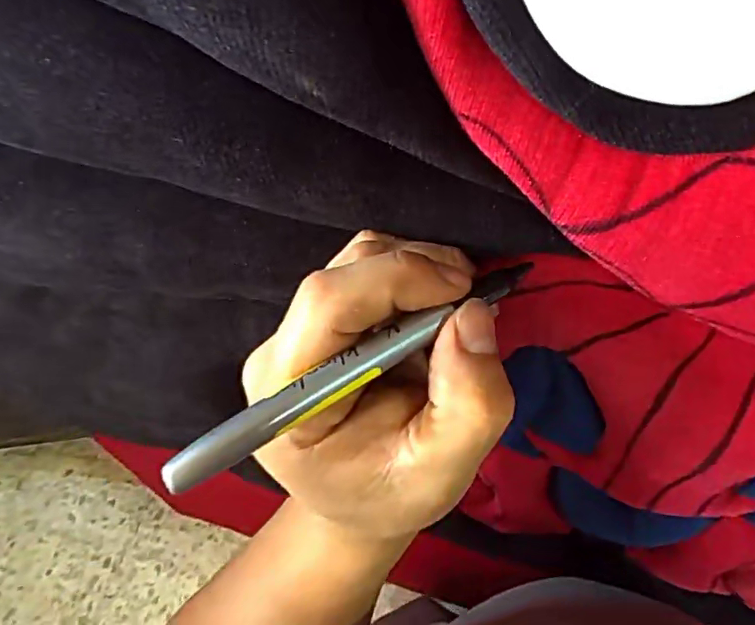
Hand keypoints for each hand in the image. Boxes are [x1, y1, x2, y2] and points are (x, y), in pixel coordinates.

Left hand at [241, 231, 515, 543]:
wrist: (359, 495)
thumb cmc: (388, 493)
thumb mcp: (440, 473)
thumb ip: (468, 403)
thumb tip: (473, 314)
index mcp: (289, 393)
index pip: (328, 302)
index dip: (396, 278)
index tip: (463, 290)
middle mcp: (281, 346)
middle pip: (347, 270)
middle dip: (418, 268)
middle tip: (473, 293)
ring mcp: (297, 323)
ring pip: (360, 258)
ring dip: (419, 267)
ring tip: (457, 303)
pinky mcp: (323, 310)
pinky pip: (369, 266)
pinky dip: (413, 272)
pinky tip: (436, 304)